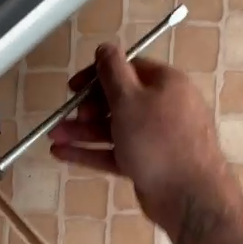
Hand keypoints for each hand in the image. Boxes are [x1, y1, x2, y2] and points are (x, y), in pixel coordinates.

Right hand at [48, 42, 242, 243]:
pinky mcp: (146, 163)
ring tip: (54, 136)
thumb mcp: (130, 99)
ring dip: (82, 131)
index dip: (96, 75)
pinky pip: (114, 152)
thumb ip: (112, 72)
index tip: (73, 87)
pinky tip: (62, 153)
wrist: (188, 196)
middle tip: (68, 116)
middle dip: (86, 107)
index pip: (126, 69)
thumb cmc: (159, 140)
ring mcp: (154, 138)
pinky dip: (90, 152)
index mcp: (164, 83)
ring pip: (113, 128)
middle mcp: (162, 107)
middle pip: (118, 100)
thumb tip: (104, 48)